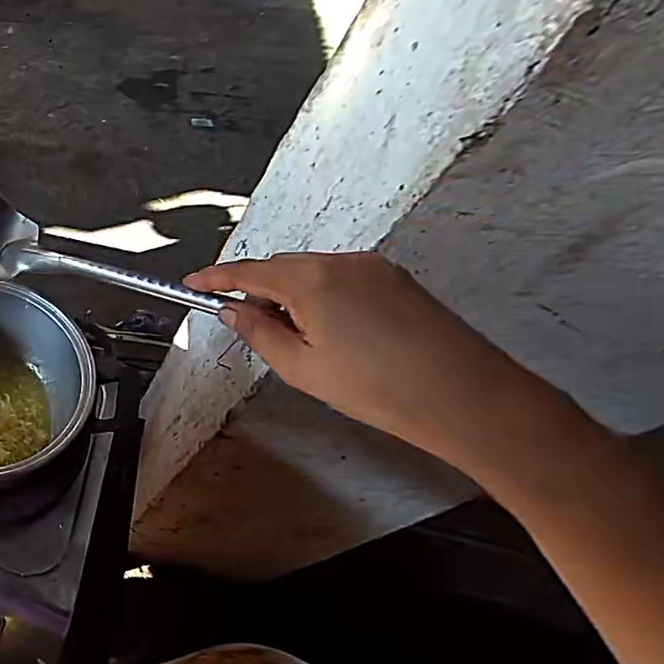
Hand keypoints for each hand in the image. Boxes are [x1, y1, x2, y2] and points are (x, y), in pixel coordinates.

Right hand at [185, 252, 572, 468]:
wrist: (470, 400)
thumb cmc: (385, 388)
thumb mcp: (299, 367)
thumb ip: (256, 332)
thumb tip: (234, 311)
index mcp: (313, 280)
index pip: (247, 270)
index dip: (214, 277)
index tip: (193, 283)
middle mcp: (344, 263)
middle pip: (279, 268)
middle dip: (256, 292)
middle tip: (248, 327)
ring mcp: (375, 268)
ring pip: (309, 273)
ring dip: (289, 297)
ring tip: (298, 341)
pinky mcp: (397, 280)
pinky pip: (339, 278)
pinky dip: (319, 297)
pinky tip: (328, 333)